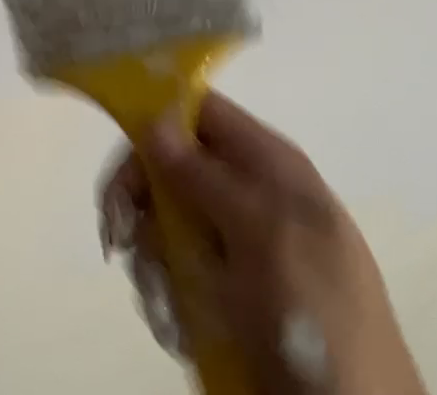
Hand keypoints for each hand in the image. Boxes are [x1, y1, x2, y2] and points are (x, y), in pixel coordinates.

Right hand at [100, 92, 425, 394]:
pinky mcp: (221, 288)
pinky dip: (164, 295)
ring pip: (159, 222)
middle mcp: (246, 194)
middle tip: (122, 240)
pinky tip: (183, 325)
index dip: (153, 121)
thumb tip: (153, 117)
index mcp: (268, 166)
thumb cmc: (314, 318)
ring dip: (151, 261)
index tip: (123, 163)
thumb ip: (207, 176)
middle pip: (165, 166)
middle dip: (140, 205)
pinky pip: (169, 270)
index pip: (197, 110)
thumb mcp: (263, 237)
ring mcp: (232, 244)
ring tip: (171, 303)